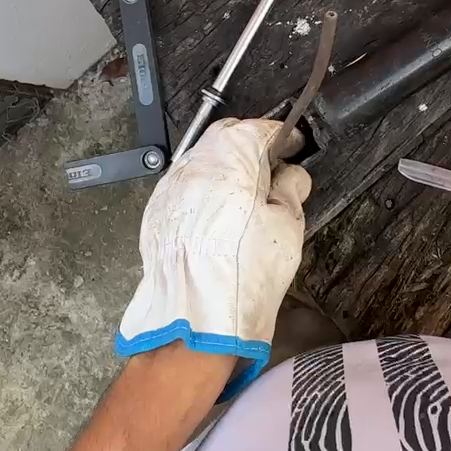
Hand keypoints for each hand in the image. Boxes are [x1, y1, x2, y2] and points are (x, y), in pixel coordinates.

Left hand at [114, 118, 311, 398]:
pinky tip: (218, 216)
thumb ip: (290, 188)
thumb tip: (288, 174)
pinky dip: (204, 189)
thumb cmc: (247, 270)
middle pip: (226, 135)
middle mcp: (195, 162)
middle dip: (250, 144)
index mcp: (230, 157)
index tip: (293, 146)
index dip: (281, 136)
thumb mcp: (287, 226)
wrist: (195, 321)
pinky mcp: (157, 210)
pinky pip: (186, 185)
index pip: (260, 128)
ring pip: (203, 159)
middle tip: (270, 168)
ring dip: (225, 167)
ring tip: (244, 195)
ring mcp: (171, 185)